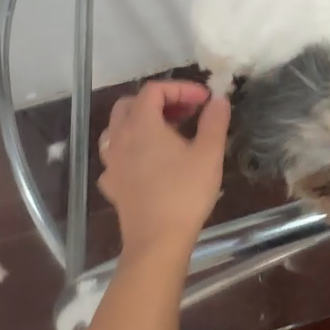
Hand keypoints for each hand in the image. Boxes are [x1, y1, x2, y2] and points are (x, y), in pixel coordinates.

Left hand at [97, 81, 230, 255]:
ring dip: (142, 122)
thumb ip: (214, 121)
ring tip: (168, 133)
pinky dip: (133, 148)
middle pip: (130, 104)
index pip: (154, 90)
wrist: (157, 241)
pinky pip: (117, 155)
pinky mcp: (112, 184)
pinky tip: (151, 162)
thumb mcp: (209, 153)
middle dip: (159, 101)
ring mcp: (111, 163)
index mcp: (142, 125)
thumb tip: (219, 99)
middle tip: (186, 112)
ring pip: (118, 129)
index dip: (180, 88)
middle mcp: (119, 138)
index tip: (204, 100)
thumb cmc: (185, 193)